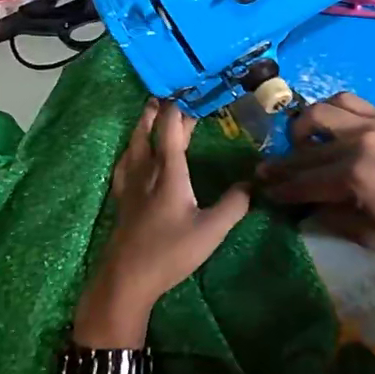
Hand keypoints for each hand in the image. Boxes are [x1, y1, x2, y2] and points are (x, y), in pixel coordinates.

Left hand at [78, 100, 250, 343]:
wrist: (125, 280)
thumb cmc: (169, 253)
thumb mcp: (210, 231)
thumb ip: (234, 205)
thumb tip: (252, 182)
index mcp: (168, 173)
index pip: (170, 129)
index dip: (178, 108)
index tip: (189, 92)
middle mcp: (146, 171)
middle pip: (149, 132)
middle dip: (159, 111)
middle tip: (169, 96)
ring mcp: (130, 185)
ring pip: (134, 145)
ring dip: (142, 125)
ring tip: (148, 112)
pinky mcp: (121, 200)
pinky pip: (124, 163)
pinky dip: (131, 149)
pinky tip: (130, 153)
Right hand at [258, 92, 374, 249]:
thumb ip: (336, 220)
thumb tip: (308, 210)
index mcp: (356, 176)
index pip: (307, 182)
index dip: (283, 189)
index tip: (263, 192)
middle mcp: (358, 142)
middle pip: (307, 150)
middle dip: (283, 163)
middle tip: (266, 172)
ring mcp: (371, 124)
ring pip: (321, 112)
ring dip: (302, 126)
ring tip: (298, 142)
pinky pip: (347, 101)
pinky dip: (329, 109)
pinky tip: (327, 124)